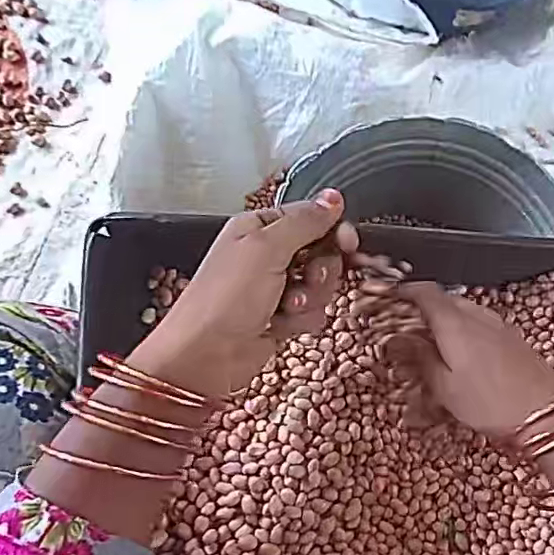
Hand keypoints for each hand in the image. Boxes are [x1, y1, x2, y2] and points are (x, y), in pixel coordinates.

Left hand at [135, 190, 358, 397]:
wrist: (206, 356)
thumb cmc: (225, 298)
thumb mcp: (267, 248)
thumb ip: (304, 222)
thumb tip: (333, 198)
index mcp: (259, 228)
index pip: (311, 219)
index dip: (333, 232)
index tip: (347, 243)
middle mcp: (268, 255)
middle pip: (323, 254)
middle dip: (321, 272)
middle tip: (305, 279)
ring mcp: (276, 288)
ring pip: (321, 286)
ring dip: (311, 298)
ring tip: (286, 307)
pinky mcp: (282, 317)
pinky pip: (314, 312)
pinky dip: (302, 320)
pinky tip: (281, 325)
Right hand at [378, 281, 553, 438]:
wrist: (546, 413)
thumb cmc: (493, 403)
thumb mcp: (444, 388)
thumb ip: (421, 358)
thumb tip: (401, 339)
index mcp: (455, 323)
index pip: (425, 292)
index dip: (405, 293)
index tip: (392, 299)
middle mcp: (478, 316)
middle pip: (445, 298)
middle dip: (423, 308)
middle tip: (407, 326)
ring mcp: (498, 325)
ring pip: (464, 310)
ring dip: (445, 318)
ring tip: (433, 343)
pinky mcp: (512, 337)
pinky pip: (481, 322)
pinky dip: (465, 329)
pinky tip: (463, 353)